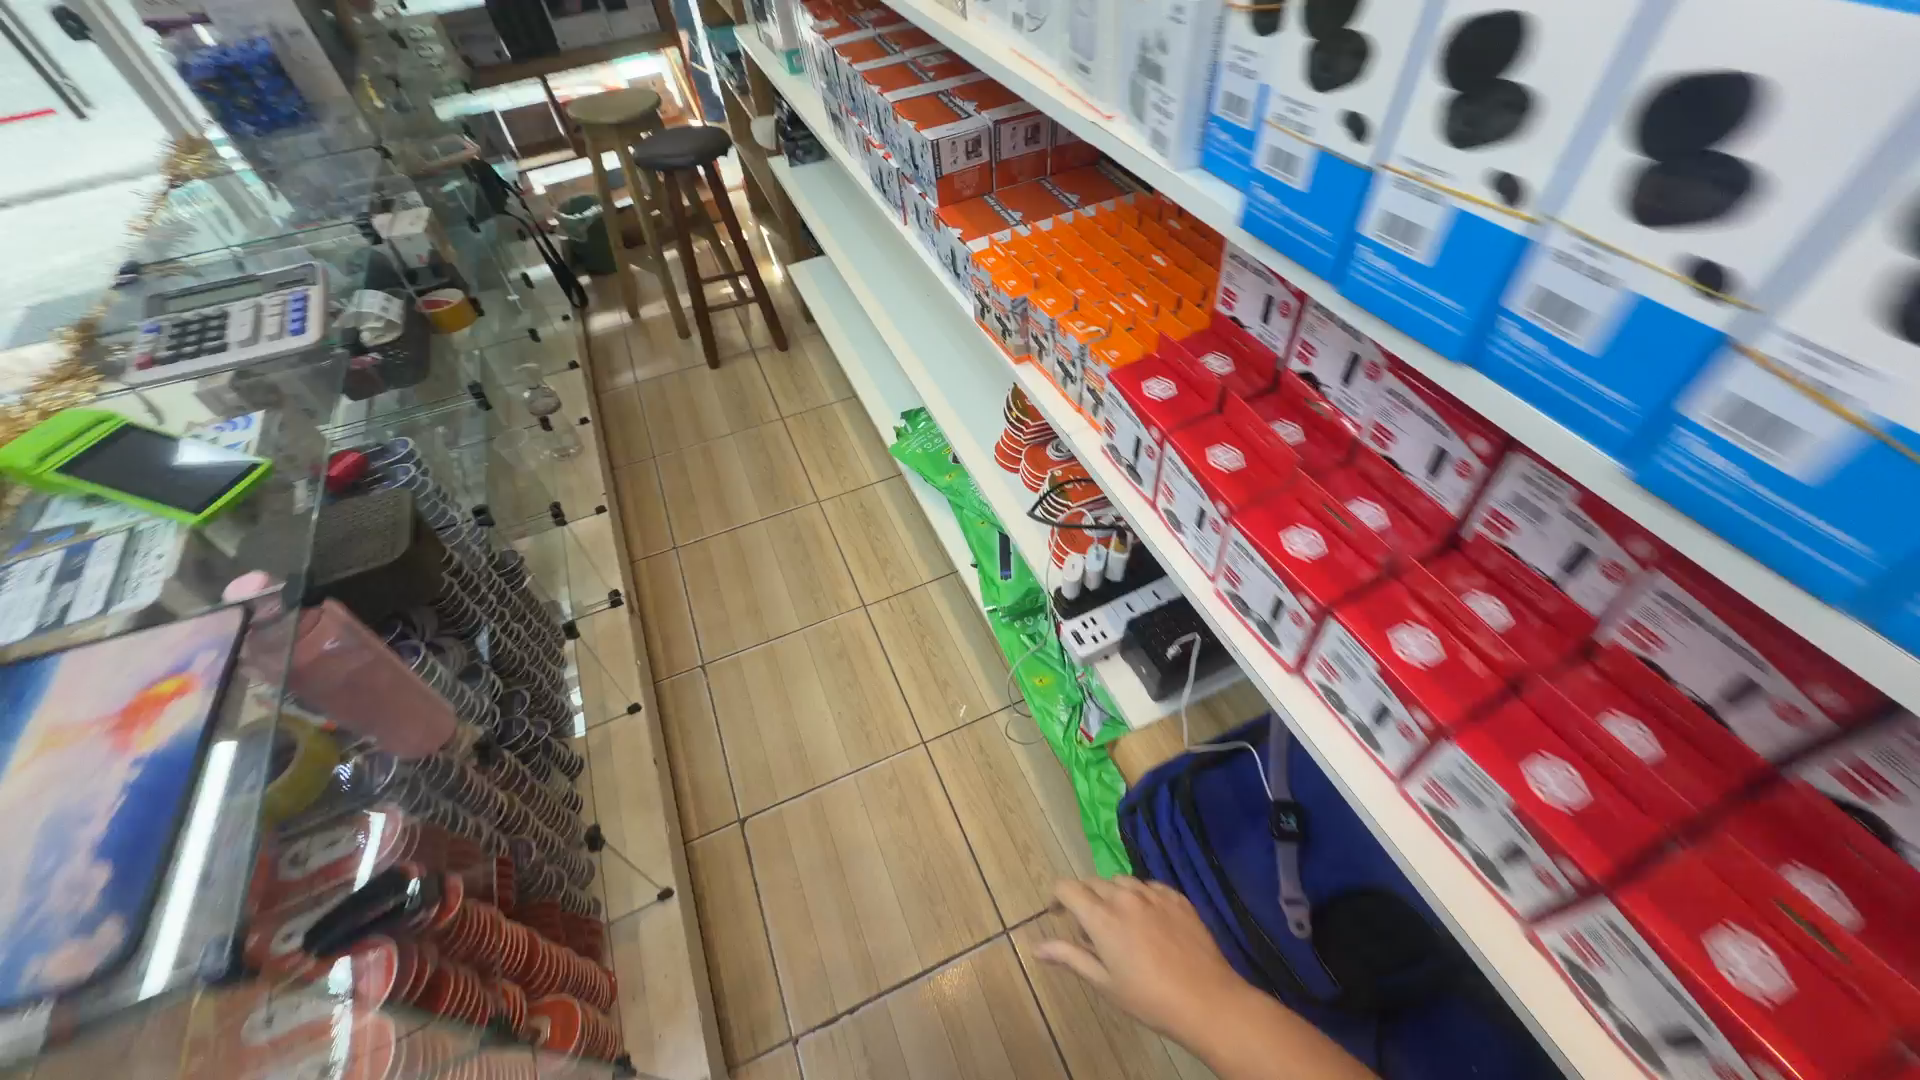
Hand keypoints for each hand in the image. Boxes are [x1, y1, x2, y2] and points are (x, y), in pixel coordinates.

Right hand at [1033, 877, 1250, 1041]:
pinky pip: (1149, 886)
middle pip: (1092, 883)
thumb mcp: (1104, 982)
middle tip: (1091, 930)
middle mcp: (1124, 896)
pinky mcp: (1177, 896)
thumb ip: (1070, 957)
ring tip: (1121, 924)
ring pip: (1121, 881)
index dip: (1056, 897)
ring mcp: (1153, 893)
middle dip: (1084, 899)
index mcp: (1102, 917)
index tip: (1058, 915)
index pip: (1067, 888)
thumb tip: (1036, 947)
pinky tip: (1149, 921)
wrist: (1207, 1000)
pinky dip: (1140, 897)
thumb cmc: (1149, 998)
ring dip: (1112, 896)